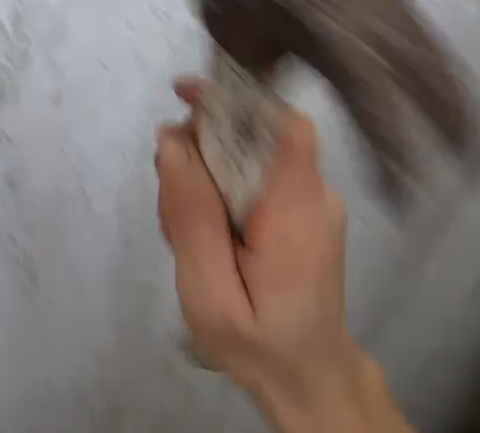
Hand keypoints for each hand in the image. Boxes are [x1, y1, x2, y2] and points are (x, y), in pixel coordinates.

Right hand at [158, 83, 396, 432]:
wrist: (309, 382)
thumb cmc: (259, 344)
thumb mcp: (209, 291)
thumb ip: (192, 215)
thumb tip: (171, 140)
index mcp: (296, 209)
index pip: (285, 123)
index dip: (234, 98)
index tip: (183, 98)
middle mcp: (311, 193)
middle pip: (248, 134)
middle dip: (196, 151)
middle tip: (168, 207)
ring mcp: (308, 200)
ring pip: (242, 154)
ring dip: (200, 177)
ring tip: (182, 233)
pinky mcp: (298, 208)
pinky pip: (248, 174)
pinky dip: (215, 191)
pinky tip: (202, 235)